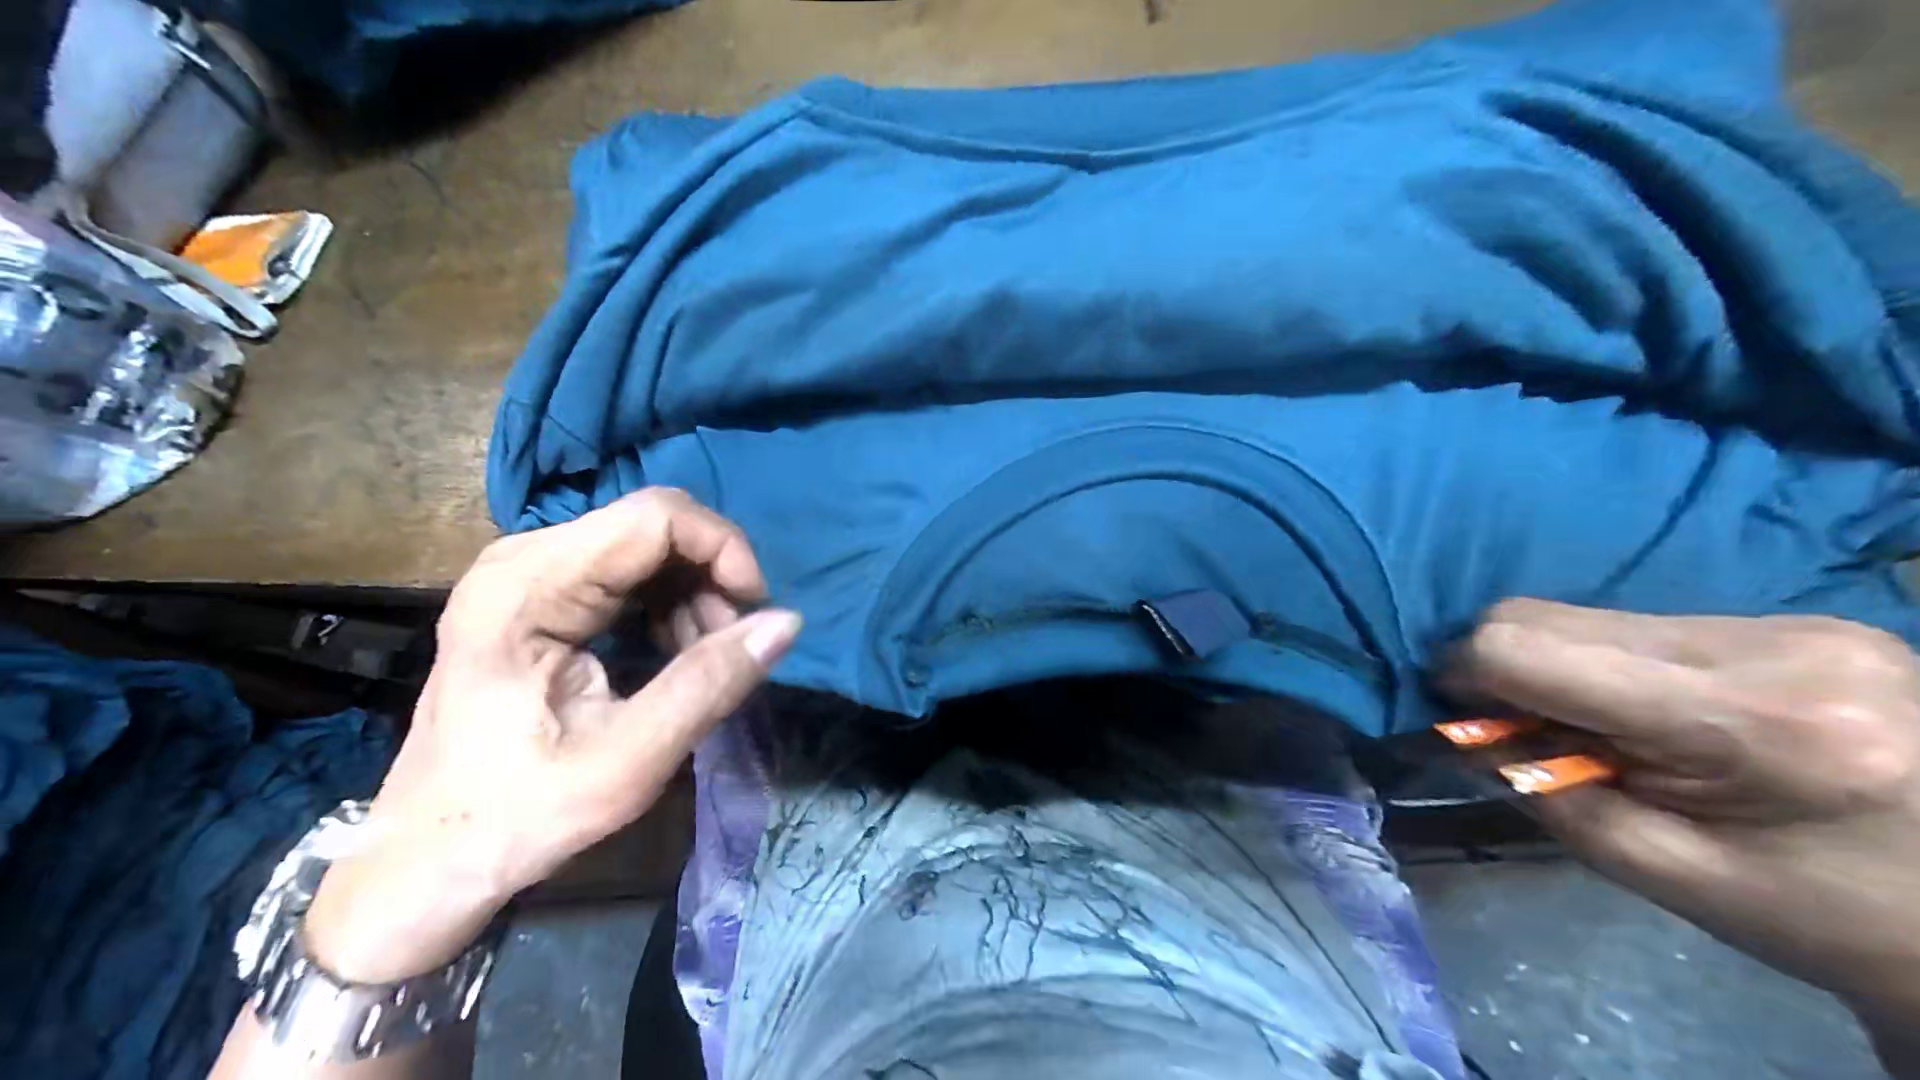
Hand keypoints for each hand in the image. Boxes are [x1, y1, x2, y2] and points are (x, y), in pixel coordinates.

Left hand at [303, 489, 800, 982]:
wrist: (429, 856)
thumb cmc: (519, 814)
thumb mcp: (628, 761)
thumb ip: (708, 684)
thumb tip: (788, 622)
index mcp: (527, 588)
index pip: (656, 517)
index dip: (724, 549)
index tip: (756, 611)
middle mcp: (525, 559)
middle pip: (655, 526)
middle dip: (713, 577)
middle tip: (734, 646)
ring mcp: (530, 572)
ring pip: (650, 545)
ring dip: (698, 594)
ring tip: (707, 660)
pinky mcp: (542, 592)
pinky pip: (633, 570)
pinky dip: (673, 604)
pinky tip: (678, 654)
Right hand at [1442, 600, 1919, 1032]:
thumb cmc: (1819, 915)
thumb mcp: (1658, 867)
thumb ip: (1540, 789)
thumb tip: (1456, 729)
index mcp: (1748, 722)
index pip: (1526, 649)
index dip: (1462, 674)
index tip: (1457, 715)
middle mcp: (1768, 646)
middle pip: (1541, 615)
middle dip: (1497, 666)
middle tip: (1516, 726)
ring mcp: (1787, 622)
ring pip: (1580, 611)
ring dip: (1549, 662)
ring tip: (1586, 725)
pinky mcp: (1790, 619)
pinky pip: (1633, 621)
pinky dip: (1599, 661)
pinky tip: (1638, 709)